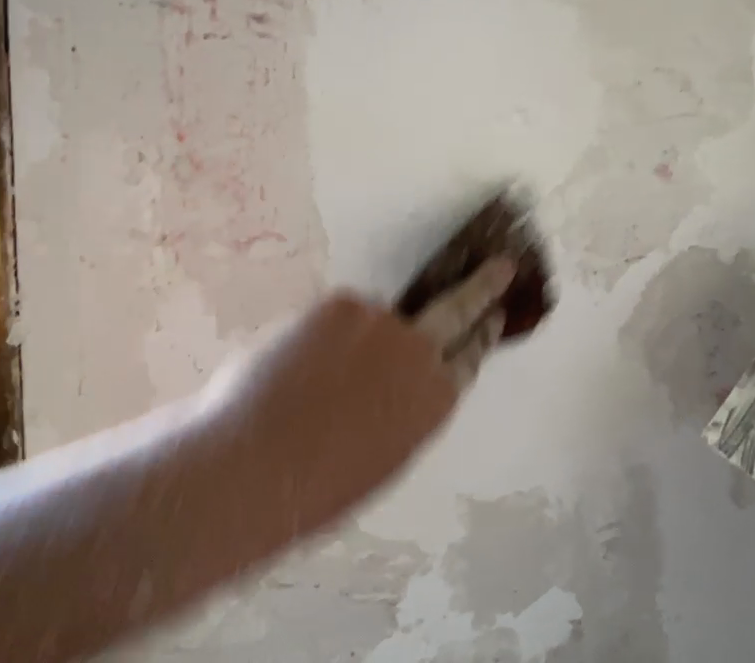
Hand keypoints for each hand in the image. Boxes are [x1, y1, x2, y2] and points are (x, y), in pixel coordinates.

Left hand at [208, 258, 518, 536]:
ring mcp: (385, 324)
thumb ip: (405, 412)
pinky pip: (337, 316)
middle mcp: (423, 355)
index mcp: (436, 402)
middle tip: (502, 267)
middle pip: (460, 309)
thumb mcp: (383, 456)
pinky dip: (320, 335)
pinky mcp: (343, 306)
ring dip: (357, 336)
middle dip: (483, 286)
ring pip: (376, 318)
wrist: (252, 467)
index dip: (482, 335)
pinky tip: (292, 367)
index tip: (494, 316)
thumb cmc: (313, 487)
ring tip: (312, 376)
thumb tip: (397, 388)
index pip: (471, 357)